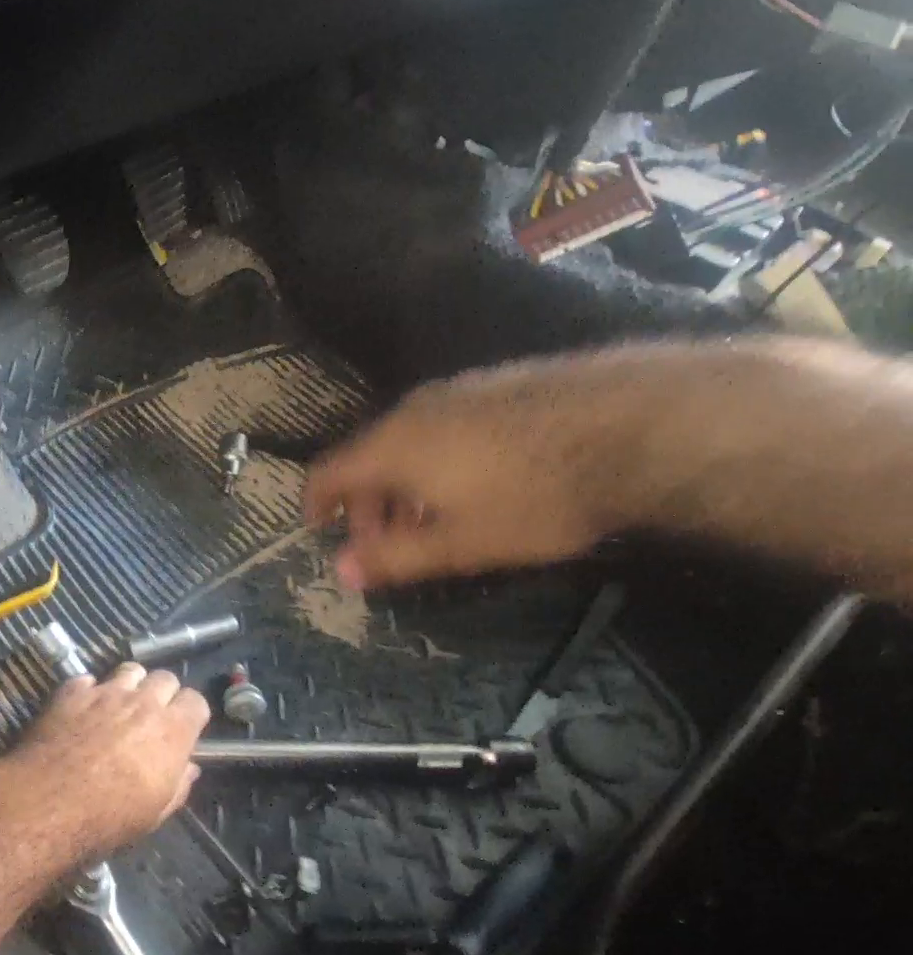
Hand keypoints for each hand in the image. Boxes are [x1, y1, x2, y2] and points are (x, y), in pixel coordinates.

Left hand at [0, 664, 208, 862]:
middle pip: (164, 678)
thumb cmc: (110, 815)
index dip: (190, 712)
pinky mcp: (71, 691)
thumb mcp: (155, 812)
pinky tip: (82, 709)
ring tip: (120, 704)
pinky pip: (88, 679)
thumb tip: (189, 768)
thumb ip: (178, 784)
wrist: (50, 800)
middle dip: (162, 692)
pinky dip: (89, 691)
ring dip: (130, 684)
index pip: (196, 701)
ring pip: (129, 669)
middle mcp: (142, 702)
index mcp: (171, 731)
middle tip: (151, 714)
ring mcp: (105, 692)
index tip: (183, 727)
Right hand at [303, 354, 643, 589]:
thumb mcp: (462, 542)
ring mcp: (459, 389)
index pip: (328, 472)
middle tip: (389, 540)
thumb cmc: (536, 494)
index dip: (316, 503)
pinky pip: (448, 424)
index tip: (318, 529)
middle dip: (368, 503)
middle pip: (368, 456)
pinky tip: (482, 482)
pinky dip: (441, 457)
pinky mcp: (502, 382)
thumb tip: (341, 572)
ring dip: (406, 482)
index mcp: (391, 446)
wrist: (638, 423)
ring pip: (410, 441)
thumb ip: (396, 558)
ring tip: (438, 518)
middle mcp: (413, 410)